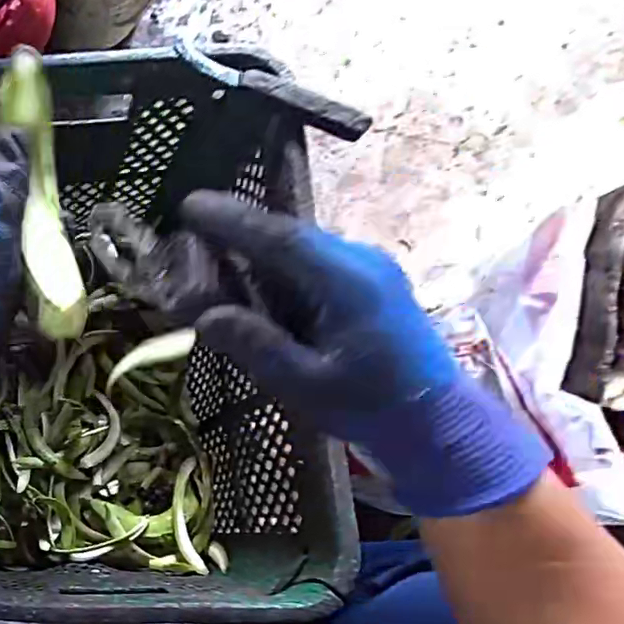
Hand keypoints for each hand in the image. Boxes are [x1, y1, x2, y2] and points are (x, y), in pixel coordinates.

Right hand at [176, 191, 547, 516]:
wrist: (434, 420)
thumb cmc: (369, 406)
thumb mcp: (304, 384)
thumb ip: (257, 346)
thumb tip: (205, 318)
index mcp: (347, 282)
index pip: (280, 238)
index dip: (232, 220)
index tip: (190, 204)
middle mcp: (360, 263)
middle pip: (288, 237)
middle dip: (237, 231)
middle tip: (190, 228)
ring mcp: (368, 270)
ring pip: (299, 250)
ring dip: (255, 252)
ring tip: (211, 256)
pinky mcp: (367, 285)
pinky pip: (311, 265)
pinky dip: (275, 269)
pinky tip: (253, 284)